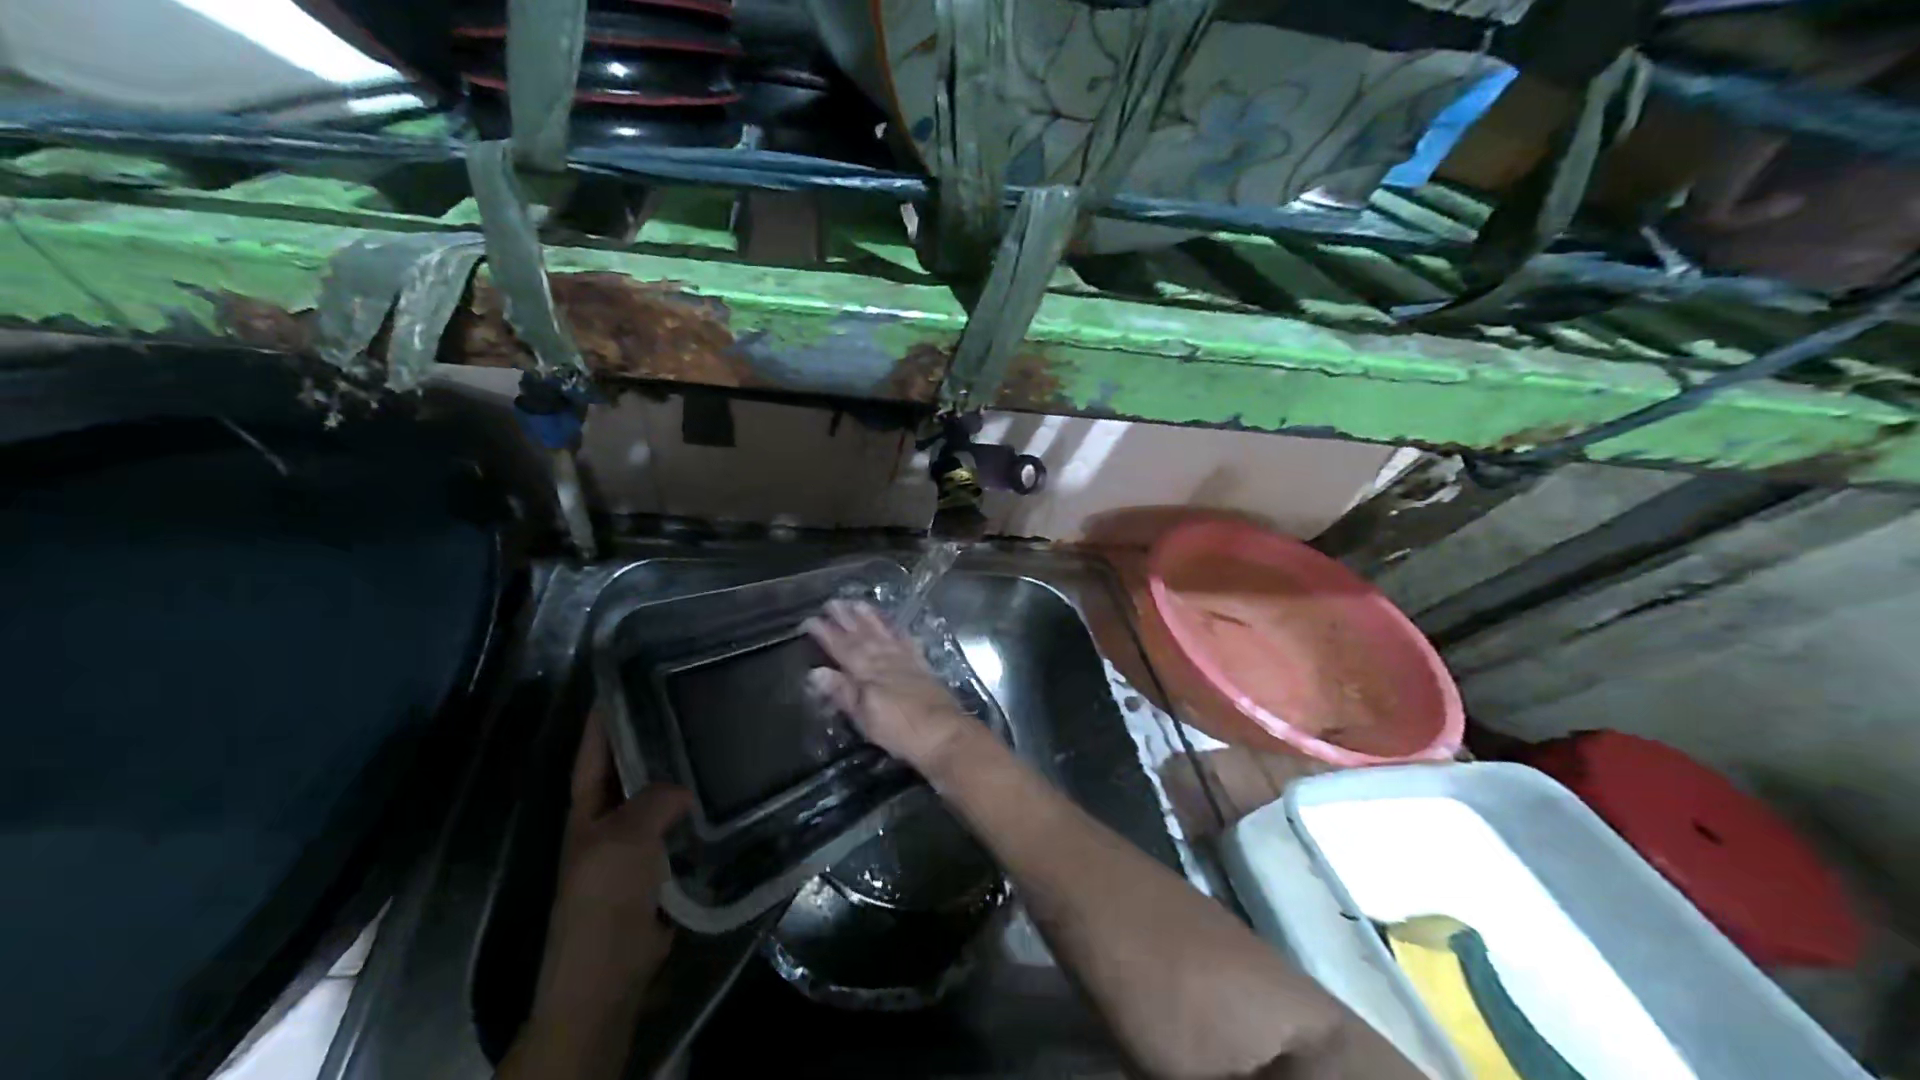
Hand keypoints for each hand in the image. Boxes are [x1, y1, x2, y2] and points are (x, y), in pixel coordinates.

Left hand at [508, 710, 691, 1079]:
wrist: (611, 970)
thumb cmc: (605, 898)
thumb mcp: (624, 839)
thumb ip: (654, 801)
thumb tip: (685, 787)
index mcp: (588, 805)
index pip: (595, 748)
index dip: (607, 713)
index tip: (632, 676)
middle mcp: (610, 816)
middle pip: (633, 766)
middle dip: (657, 736)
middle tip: (696, 699)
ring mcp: (638, 841)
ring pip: (663, 794)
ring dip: (685, 772)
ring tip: (721, 737)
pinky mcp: (665, 862)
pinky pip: (685, 824)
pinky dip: (702, 809)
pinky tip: (729, 792)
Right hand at [802, 599, 975, 772]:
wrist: (943, 734)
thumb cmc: (900, 730)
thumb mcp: (864, 717)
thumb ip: (842, 692)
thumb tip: (815, 672)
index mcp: (868, 672)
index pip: (842, 649)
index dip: (826, 634)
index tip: (810, 620)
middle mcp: (886, 660)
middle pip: (862, 636)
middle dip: (846, 619)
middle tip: (832, 601)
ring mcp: (906, 661)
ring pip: (883, 633)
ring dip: (870, 618)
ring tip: (858, 603)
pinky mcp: (922, 667)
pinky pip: (906, 641)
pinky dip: (897, 630)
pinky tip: (893, 624)